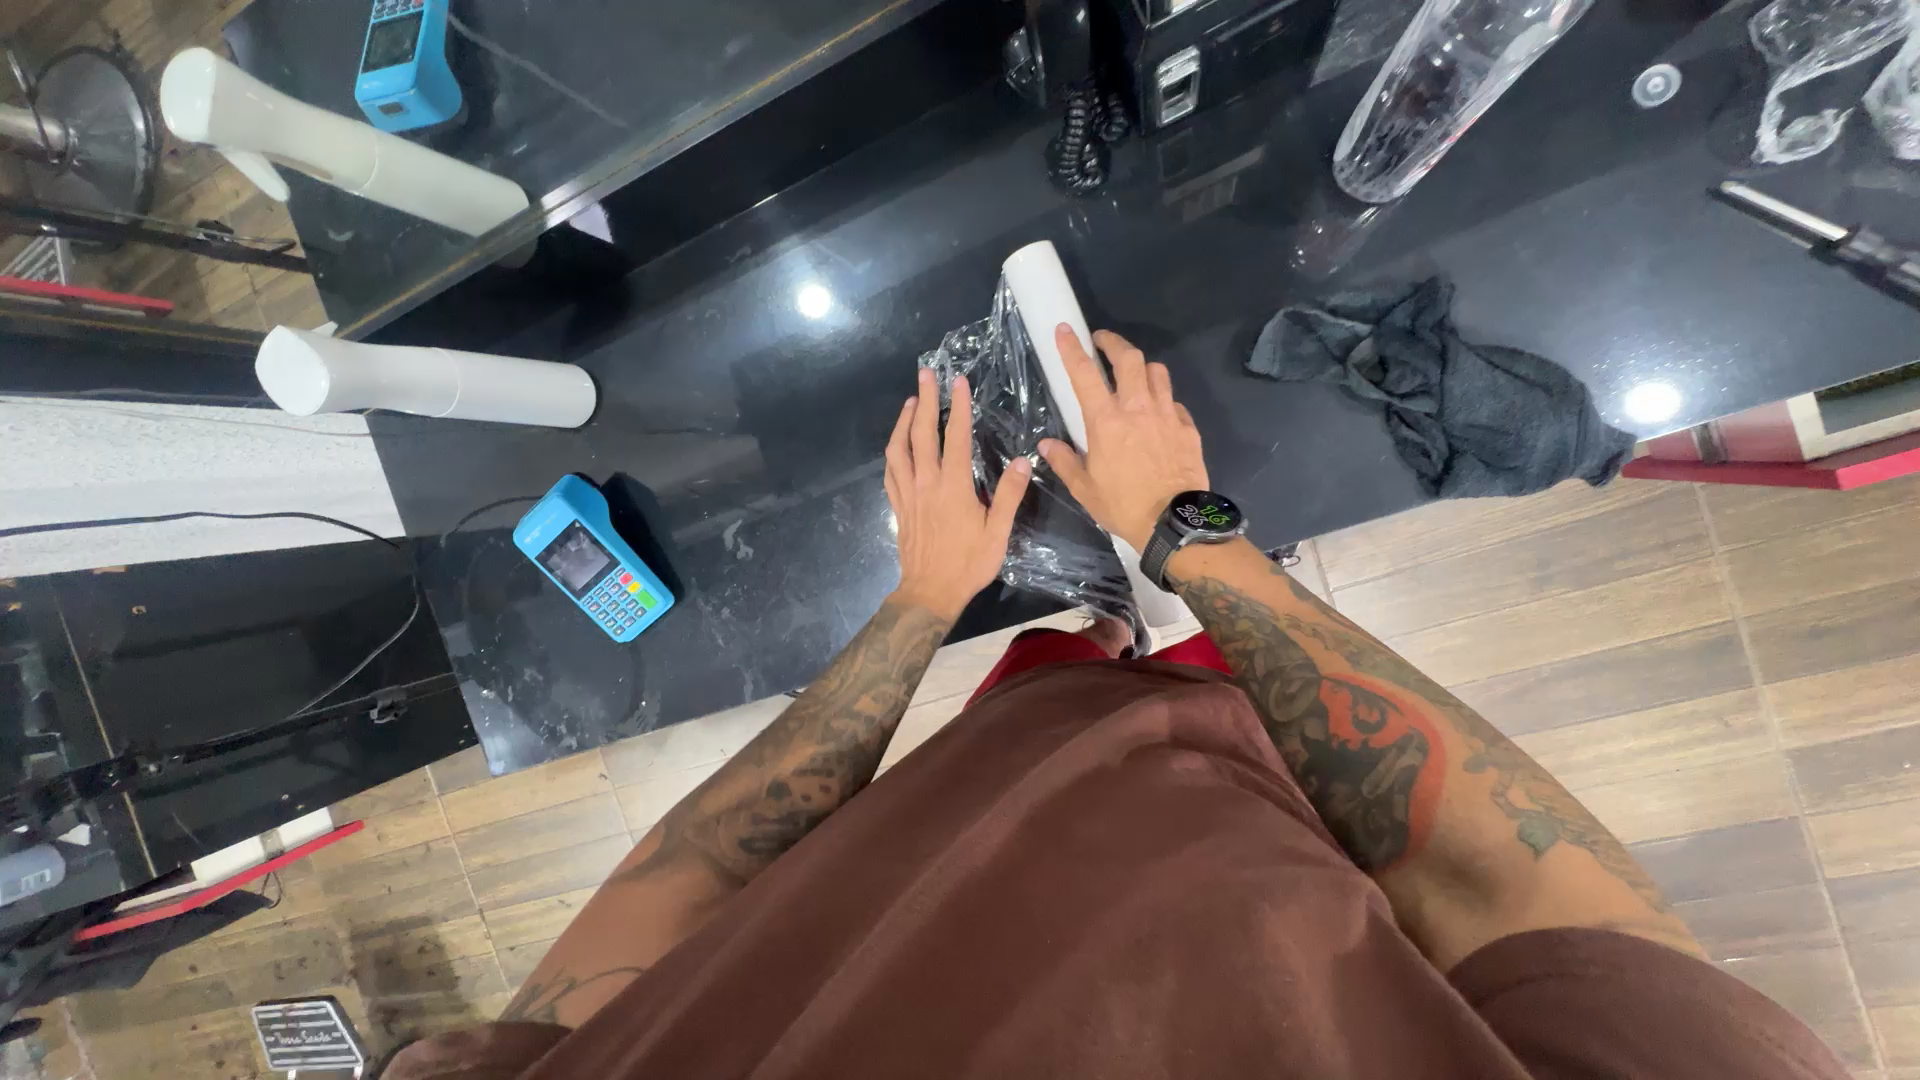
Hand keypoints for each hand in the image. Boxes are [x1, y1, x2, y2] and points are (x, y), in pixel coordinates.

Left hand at [886, 368, 1032, 619]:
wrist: (929, 593)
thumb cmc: (968, 564)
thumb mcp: (997, 533)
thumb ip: (1008, 496)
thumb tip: (1022, 461)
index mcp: (953, 486)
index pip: (956, 437)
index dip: (958, 407)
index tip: (958, 382)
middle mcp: (926, 483)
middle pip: (922, 433)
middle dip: (924, 401)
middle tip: (925, 374)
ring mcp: (908, 494)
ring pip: (899, 449)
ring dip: (903, 421)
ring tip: (910, 402)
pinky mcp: (898, 506)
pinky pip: (890, 472)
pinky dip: (893, 452)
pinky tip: (897, 444)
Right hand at [1037, 326, 1207, 551]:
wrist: (1173, 521)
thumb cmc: (1123, 506)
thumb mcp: (1085, 489)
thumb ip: (1065, 461)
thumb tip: (1046, 444)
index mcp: (1106, 422)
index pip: (1084, 374)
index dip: (1072, 349)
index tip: (1065, 330)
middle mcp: (1137, 409)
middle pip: (1128, 359)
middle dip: (1113, 343)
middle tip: (1102, 341)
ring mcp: (1166, 415)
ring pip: (1157, 372)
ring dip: (1142, 366)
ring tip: (1133, 373)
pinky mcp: (1188, 428)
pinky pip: (1174, 401)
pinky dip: (1163, 399)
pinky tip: (1158, 412)